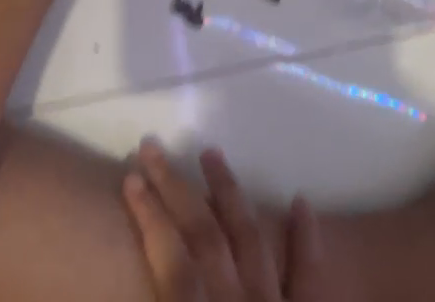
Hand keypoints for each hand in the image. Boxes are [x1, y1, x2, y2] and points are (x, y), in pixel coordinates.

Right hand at [124, 143, 330, 301]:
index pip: (171, 261)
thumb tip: (123, 287)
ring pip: (252, 239)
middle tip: (151, 147)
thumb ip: (158, 298)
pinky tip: (300, 200)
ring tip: (210, 152)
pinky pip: (311, 273)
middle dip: (175, 188)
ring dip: (229, 193)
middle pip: (205, 236)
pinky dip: (307, 237)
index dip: (149, 217)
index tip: (130, 178)